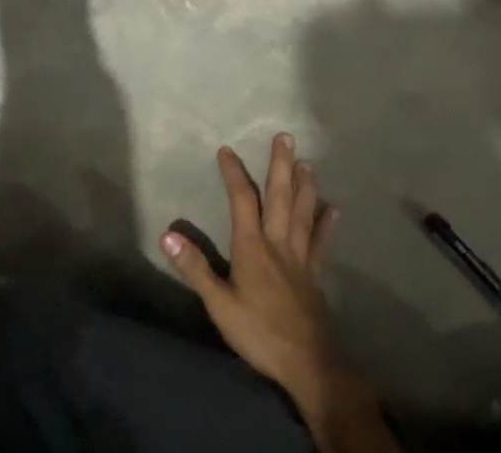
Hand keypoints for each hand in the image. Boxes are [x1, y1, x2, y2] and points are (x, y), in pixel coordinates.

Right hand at [163, 135, 346, 409]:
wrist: (309, 363)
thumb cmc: (259, 332)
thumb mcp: (219, 304)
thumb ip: (195, 268)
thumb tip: (167, 234)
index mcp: (252, 247)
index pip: (242, 201)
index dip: (233, 174)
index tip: (226, 150)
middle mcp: (279, 244)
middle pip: (281, 197)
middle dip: (281, 165)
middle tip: (286, 137)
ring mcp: (300, 258)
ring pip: (304, 213)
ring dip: (305, 186)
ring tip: (307, 163)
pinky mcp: (315, 275)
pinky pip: (321, 242)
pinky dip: (327, 224)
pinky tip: (334, 210)